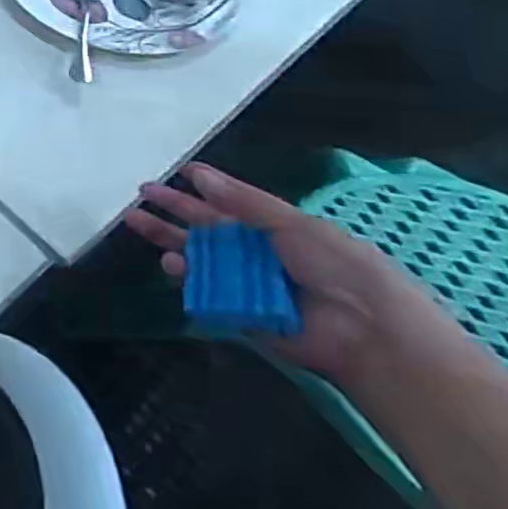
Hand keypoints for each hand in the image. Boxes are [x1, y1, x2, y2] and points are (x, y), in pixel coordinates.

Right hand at [124, 162, 429, 381]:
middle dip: (173, 210)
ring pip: (198, 255)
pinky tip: (171, 264)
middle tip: (141, 193)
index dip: (207, 188)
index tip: (179, 172)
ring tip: (137, 222)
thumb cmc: (344, 272)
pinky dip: (184, 274)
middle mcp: (259, 254)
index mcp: (279, 231)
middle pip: (207, 228)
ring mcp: (245, 282)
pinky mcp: (235, 309)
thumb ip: (245, 202)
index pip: (234, 205)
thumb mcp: (299, 226)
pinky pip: (201, 288)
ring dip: (170, 238)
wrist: (370, 337)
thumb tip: (198, 174)